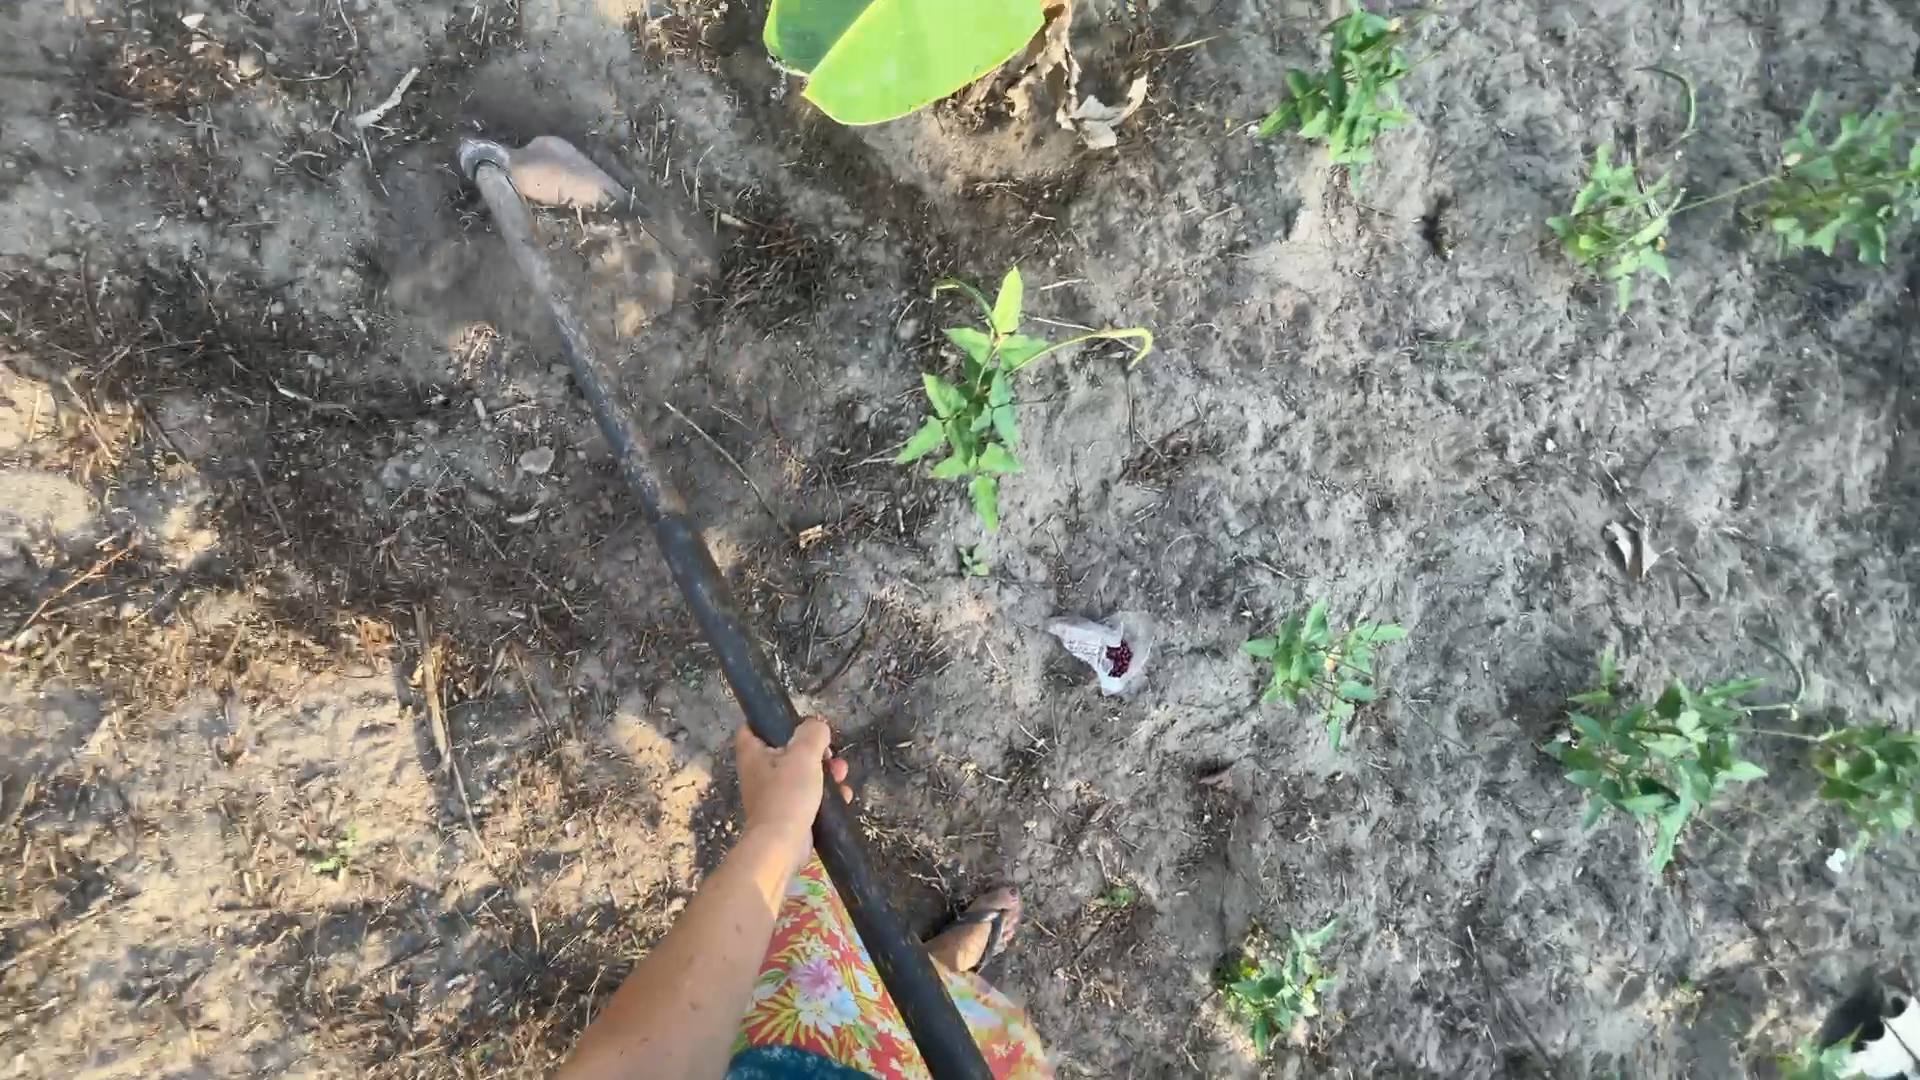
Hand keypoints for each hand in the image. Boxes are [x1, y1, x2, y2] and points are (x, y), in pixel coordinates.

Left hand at [735, 718, 851, 878]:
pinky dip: (826, 794)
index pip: (752, 727)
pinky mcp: (789, 812)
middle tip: (829, 753)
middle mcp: (760, 772)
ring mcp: (774, 794)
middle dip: (814, 749)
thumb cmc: (787, 794)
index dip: (770, 720)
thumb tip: (817, 726)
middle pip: (787, 749)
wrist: (781, 846)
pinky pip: (809, 795)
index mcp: (754, 754)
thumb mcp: (803, 754)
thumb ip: (812, 733)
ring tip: (841, 774)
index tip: (793, 720)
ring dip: (826, 771)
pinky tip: (843, 796)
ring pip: (802, 772)